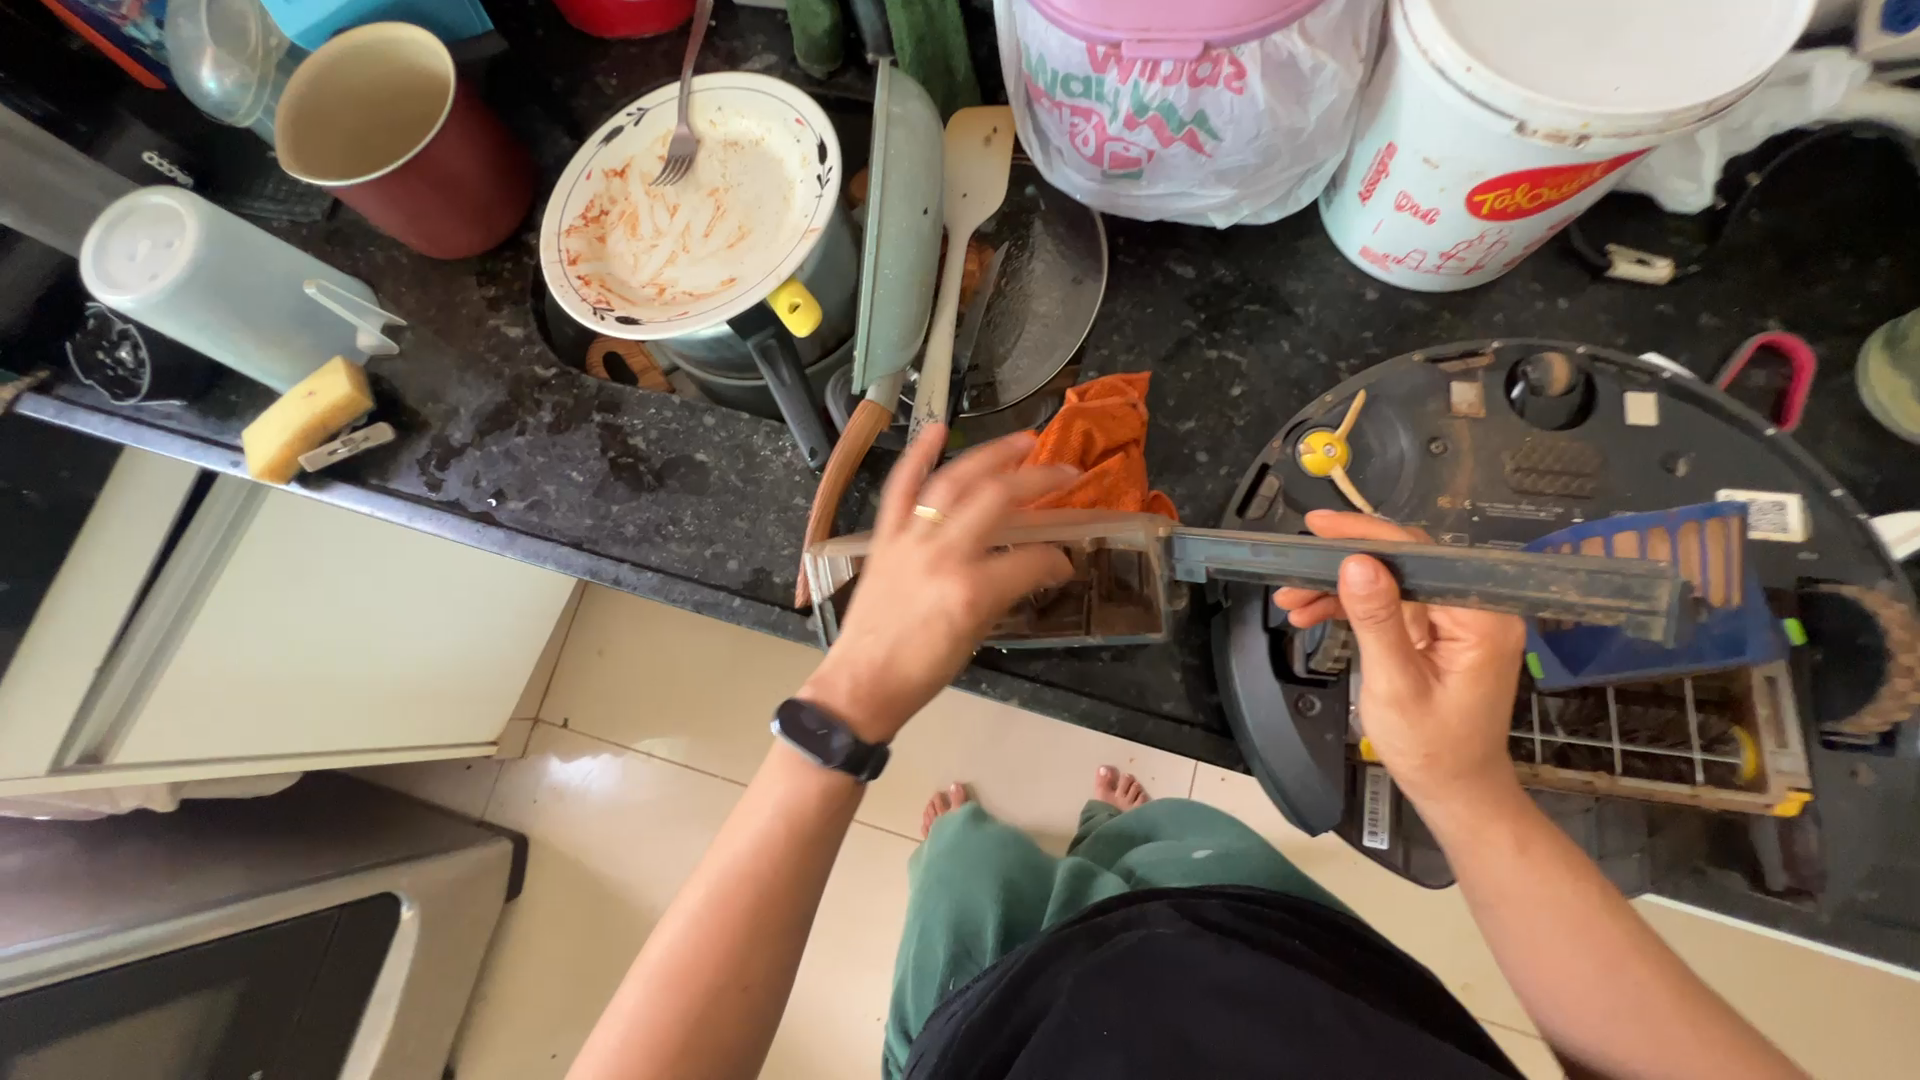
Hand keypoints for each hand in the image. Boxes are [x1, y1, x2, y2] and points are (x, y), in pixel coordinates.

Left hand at [797, 425, 1076, 742]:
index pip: (1031, 558)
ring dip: (990, 455)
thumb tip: (1038, 567)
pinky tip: (938, 429)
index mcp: (971, 590)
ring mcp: (909, 540)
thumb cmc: (923, 671)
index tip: (1066, 561)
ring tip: (1022, 441)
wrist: (862, 683)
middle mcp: (941, 555)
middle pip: (996, 500)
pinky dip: (918, 456)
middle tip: (1065, 472)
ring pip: (953, 482)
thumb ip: (1007, 592)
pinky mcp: (884, 538)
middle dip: (1038, 480)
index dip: (1057, 558)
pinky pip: (900, 488)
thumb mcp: (977, 635)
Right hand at [1273, 510, 1527, 807]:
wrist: (1454, 788)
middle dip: (1342, 563)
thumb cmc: (1431, 747)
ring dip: (1337, 587)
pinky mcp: (1435, 632)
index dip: (1366, 534)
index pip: (1421, 555)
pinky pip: (1388, 604)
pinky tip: (1311, 614)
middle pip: (1402, 562)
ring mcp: (1453, 620)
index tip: (1318, 526)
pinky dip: (1348, 607)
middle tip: (1291, 565)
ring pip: (1388, 582)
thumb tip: (1356, 563)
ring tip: (1290, 599)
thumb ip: (1377, 621)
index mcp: (1479, 617)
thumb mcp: (1396, 685)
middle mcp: (1473, 608)